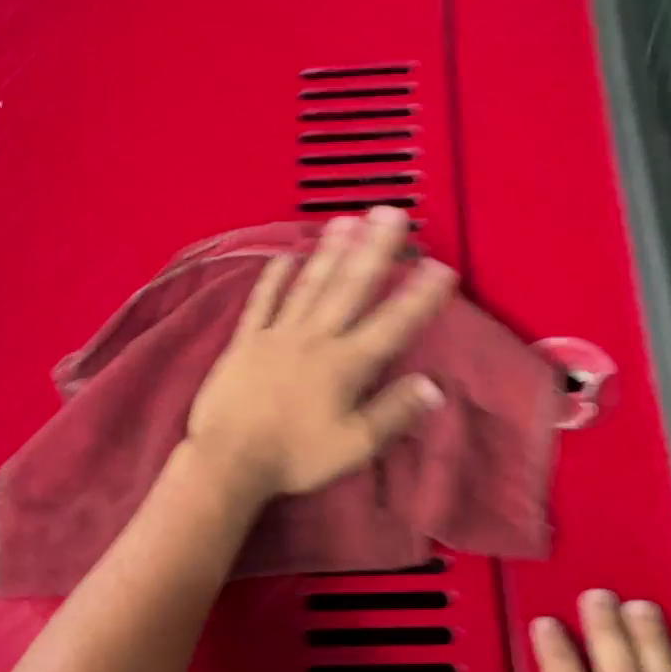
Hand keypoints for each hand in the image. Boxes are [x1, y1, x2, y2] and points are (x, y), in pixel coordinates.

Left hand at [185, 206, 455, 499]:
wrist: (230, 458)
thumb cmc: (296, 456)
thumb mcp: (354, 444)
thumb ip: (393, 412)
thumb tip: (433, 385)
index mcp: (346, 364)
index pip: (392, 324)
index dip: (418, 297)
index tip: (440, 268)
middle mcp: (315, 339)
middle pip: (350, 288)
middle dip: (374, 250)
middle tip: (391, 213)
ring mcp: (277, 335)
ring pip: (309, 285)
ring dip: (330, 251)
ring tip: (346, 219)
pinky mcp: (245, 342)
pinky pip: (262, 303)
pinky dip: (273, 279)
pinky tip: (284, 257)